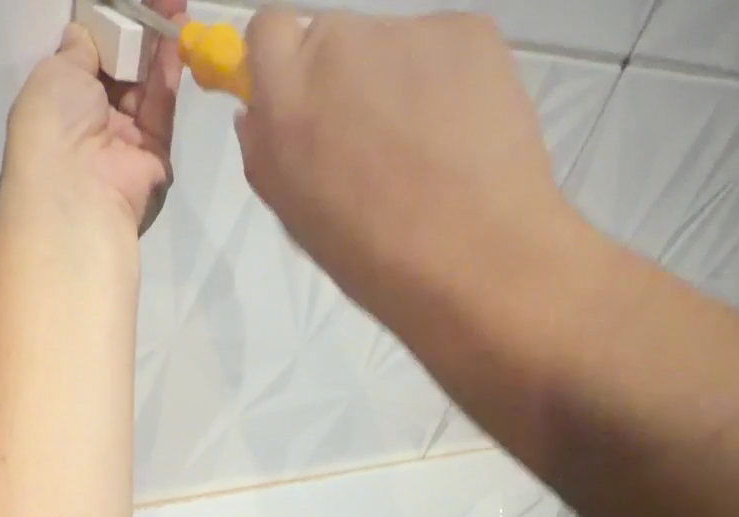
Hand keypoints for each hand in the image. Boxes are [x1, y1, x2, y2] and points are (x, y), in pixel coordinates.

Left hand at [4, 2, 186, 230]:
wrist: (76, 190)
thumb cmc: (52, 124)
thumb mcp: (55, 71)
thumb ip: (77, 49)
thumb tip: (82, 31)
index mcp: (60, 104)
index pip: (88, 60)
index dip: (106, 29)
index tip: (123, 4)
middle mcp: (92, 122)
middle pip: (121, 70)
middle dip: (138, 33)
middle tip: (159, 1)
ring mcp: (124, 140)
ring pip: (145, 86)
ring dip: (158, 47)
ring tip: (175, 8)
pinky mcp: (154, 154)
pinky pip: (161, 108)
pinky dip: (167, 75)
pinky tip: (176, 40)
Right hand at [237, 10, 594, 348]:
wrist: (478, 262)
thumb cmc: (375, 260)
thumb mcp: (295, 215)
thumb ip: (269, 149)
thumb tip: (260, 109)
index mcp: (286, 101)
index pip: (267, 31)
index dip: (284, 63)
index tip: (305, 103)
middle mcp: (338, 47)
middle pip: (331, 40)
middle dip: (344, 80)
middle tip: (374, 145)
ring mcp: (406, 33)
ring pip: (390, 47)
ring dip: (398, 84)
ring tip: (428, 153)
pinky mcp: (468, 31)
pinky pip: (444, 48)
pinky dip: (449, 83)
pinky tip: (464, 138)